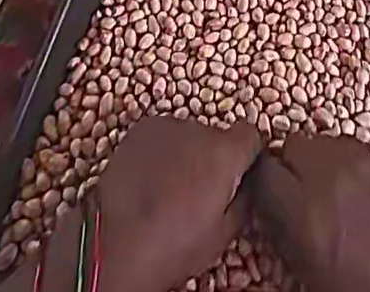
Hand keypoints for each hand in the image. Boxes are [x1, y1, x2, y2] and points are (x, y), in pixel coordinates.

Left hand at [92, 117, 262, 291]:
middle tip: (198, 192)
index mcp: (225, 153)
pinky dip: (161, 150)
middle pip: (216, 137)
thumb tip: (246, 184)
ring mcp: (167, 124)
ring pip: (187, 135)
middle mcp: (199, 128)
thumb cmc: (176, 244)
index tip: (239, 174)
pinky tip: (150, 178)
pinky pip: (162, 135)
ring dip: (185, 153)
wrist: (119, 240)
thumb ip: (243, 199)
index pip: (250, 135)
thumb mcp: (223, 234)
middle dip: (211, 158)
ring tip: (169, 188)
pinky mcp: (141, 128)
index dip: (246, 155)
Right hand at [252, 134, 369, 291]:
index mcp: (303, 214)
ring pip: (317, 140)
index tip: (268, 187)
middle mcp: (326, 179)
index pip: (263, 170)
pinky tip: (347, 181)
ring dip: (316, 159)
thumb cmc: (354, 284)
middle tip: (298, 189)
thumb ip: (278, 221)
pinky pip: (343, 143)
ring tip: (325, 185)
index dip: (263, 179)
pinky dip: (340, 157)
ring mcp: (353, 164)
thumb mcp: (302, 263)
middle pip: (289, 145)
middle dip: (290, 165)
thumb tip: (264, 194)